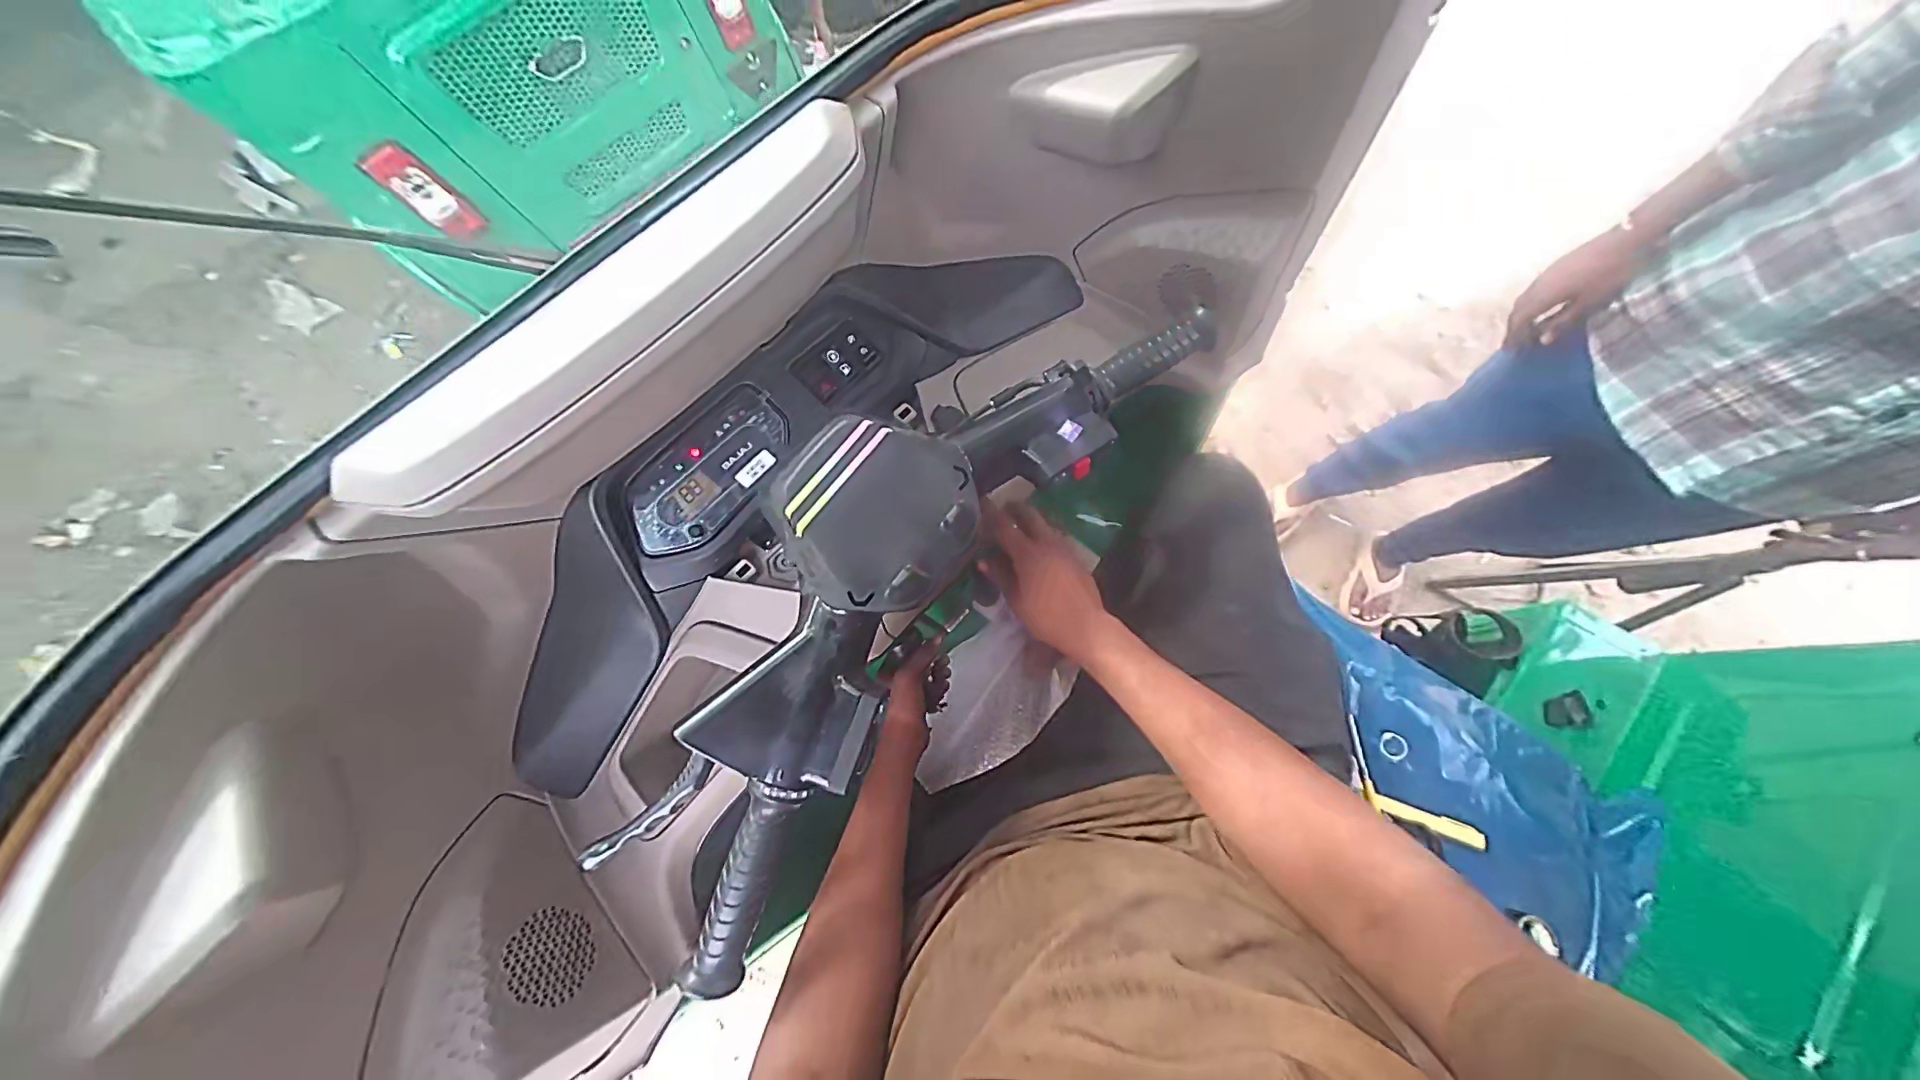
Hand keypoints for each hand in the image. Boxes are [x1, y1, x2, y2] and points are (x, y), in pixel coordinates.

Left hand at [882, 642, 945, 756]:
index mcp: (897, 671)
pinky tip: (939, 698)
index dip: (929, 649)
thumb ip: (924, 655)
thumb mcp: (911, 674)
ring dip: (939, 681)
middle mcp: (904, 681)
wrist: (907, 735)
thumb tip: (938, 637)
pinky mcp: (922, 706)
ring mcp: (913, 694)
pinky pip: (934, 693)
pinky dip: (939, 694)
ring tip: (941, 687)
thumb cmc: (905, 704)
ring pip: (932, 680)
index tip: (941, 648)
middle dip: (937, 667)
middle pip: (926, 666)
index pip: (915, 653)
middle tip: (943, 670)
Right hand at [977, 500, 1113, 663]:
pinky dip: (1044, 533)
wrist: (1086, 626)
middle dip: (1015, 508)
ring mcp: (1064, 548)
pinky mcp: (1076, 556)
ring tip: (1021, 524)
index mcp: (1028, 553)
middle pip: (1030, 515)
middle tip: (1003, 508)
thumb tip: (984, 560)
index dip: (992, 513)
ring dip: (1032, 519)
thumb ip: (1001, 576)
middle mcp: (1047, 543)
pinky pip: (1056, 536)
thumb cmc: (1046, 618)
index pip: (1005, 526)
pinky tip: (1040, 544)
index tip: (983, 502)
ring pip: (1045, 523)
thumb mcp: (1017, 600)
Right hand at [1504, 226, 1647, 347]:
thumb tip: (1542, 340)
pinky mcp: (1555, 268)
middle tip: (1515, 342)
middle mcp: (1537, 286)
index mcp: (1543, 296)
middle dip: (1513, 327)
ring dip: (1521, 315)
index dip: (1513, 337)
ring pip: (1524, 299)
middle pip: (1517, 310)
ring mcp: (1545, 275)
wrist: (1627, 238)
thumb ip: (1564, 321)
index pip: (1519, 321)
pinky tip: (1540, 309)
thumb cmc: (1610, 274)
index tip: (1510, 351)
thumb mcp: (1590, 303)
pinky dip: (1530, 304)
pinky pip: (1533, 291)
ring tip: (1526, 328)